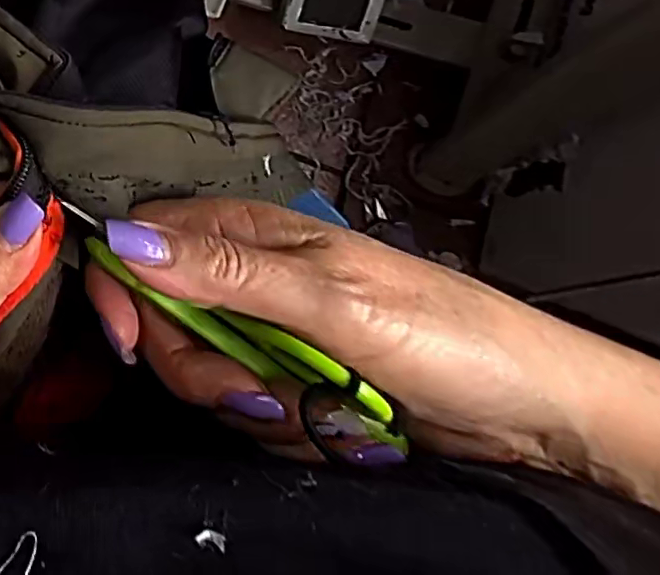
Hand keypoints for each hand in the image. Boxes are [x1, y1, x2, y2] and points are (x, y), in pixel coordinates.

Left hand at [0, 186, 47, 481]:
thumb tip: (26, 214)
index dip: (36, 208)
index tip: (72, 231)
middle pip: (7, 210)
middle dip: (44, 226)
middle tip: (77, 258)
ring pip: (14, 234)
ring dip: (43, 248)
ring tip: (69, 269)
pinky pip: (12, 259)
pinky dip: (34, 267)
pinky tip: (50, 279)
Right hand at [87, 197, 631, 477]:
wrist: (536, 413)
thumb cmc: (448, 333)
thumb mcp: (329, 298)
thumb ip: (226, 271)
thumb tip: (130, 239)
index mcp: (248, 232)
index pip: (146, 238)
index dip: (124, 282)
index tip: (130, 337)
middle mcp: (247, 274)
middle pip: (164, 313)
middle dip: (197, 364)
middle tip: (253, 389)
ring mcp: (266, 328)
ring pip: (202, 367)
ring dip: (246, 403)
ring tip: (313, 406)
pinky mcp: (286, 375)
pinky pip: (243, 407)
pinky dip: (278, 426)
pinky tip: (329, 423)